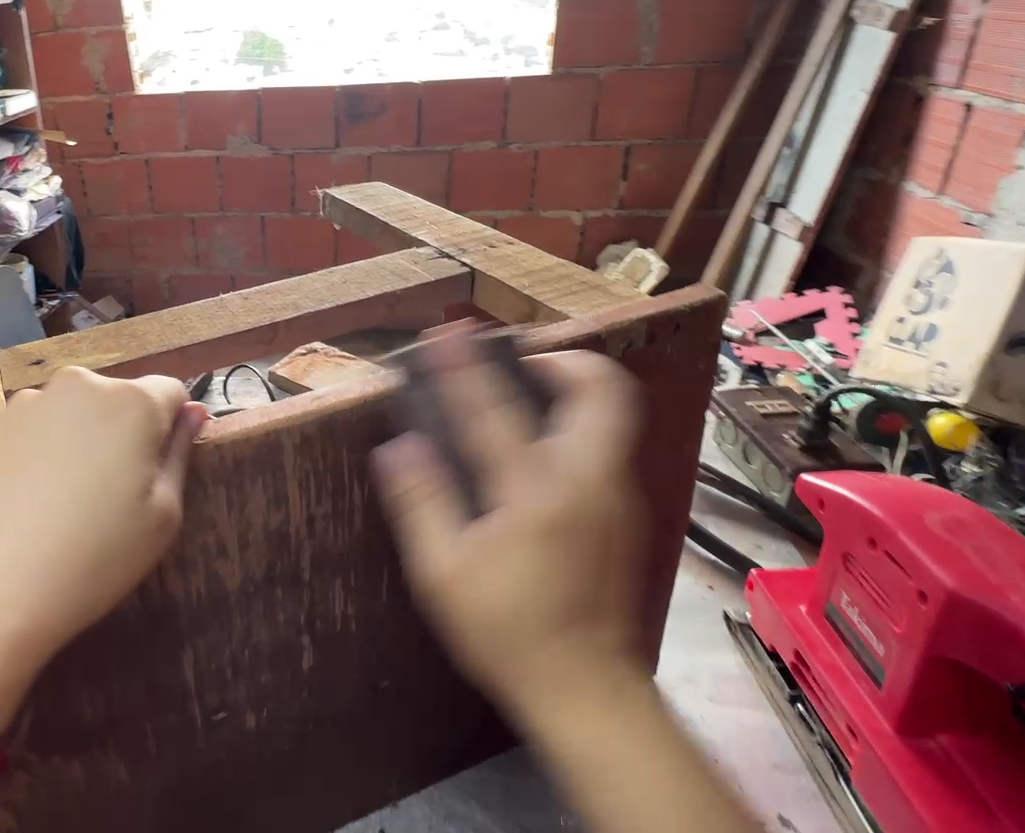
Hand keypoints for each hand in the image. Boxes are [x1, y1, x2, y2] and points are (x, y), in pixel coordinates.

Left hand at [0, 367, 209, 725]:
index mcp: (131, 401)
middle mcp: (77, 385)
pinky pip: (29, 433)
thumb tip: (192, 412)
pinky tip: (25, 506)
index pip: (171, 392)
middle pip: (116, 398)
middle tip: (112, 494)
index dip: (171, 429)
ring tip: (63, 504)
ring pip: (70, 414)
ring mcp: (24, 405)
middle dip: (123, 432)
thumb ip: (180, 452)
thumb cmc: (95, 557)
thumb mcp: (163, 515)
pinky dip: (35, 456)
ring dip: (77, 440)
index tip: (157, 473)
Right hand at [373, 340, 644, 719]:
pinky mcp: (626, 516)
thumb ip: (421, 502)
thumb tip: (398, 447)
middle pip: (602, 391)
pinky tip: (537, 456)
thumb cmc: (507, 631)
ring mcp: (617, 498)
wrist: (589, 691)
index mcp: (536, 494)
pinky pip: (607, 446)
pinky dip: (576, 427)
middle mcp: (588, 483)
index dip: (465, 365)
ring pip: (611, 416)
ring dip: (570, 391)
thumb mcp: (442, 574)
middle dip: (562, 360)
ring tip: (522, 397)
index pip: (494, 409)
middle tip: (518, 362)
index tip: (448, 334)